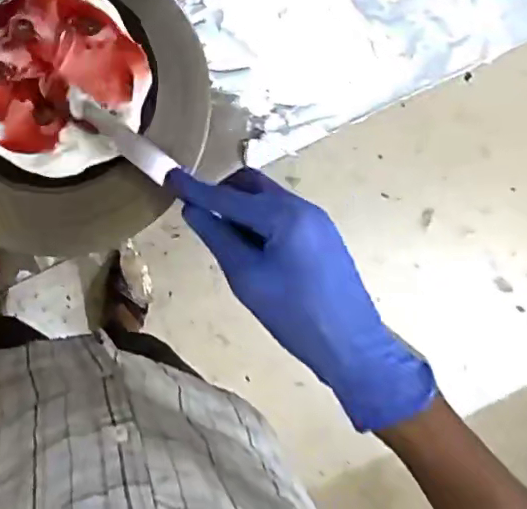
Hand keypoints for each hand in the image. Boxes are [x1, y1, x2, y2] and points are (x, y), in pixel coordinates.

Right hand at [167, 167, 435, 432]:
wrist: (357, 352)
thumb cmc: (295, 316)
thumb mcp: (246, 277)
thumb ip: (216, 236)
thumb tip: (192, 209)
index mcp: (282, 216)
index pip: (227, 197)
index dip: (195, 188)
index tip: (169, 175)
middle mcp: (301, 208)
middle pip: (250, 184)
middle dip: (222, 192)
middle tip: (203, 215)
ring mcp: (316, 220)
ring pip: (266, 196)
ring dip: (241, 207)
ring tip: (228, 238)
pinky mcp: (323, 235)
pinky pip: (281, 212)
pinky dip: (260, 218)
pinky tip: (253, 247)